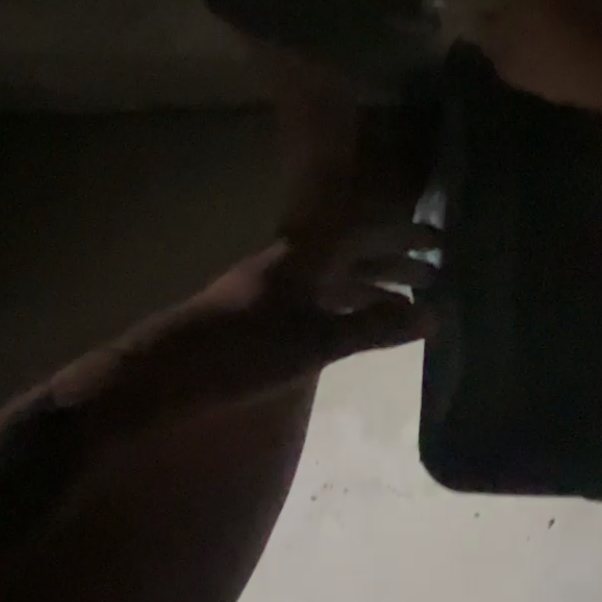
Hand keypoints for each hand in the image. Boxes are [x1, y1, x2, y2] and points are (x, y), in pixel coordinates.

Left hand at [47, 53, 436, 436]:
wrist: (163, 373)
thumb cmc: (243, 351)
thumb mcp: (316, 343)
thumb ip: (374, 327)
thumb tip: (435, 317)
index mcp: (307, 255)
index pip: (365, 228)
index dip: (401, 232)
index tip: (437, 239)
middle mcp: (294, 259)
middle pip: (353, 249)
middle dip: (395, 258)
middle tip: (434, 270)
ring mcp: (277, 284)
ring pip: (337, 275)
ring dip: (373, 283)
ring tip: (410, 302)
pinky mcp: (264, 310)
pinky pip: (320, 296)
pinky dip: (348, 305)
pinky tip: (361, 323)